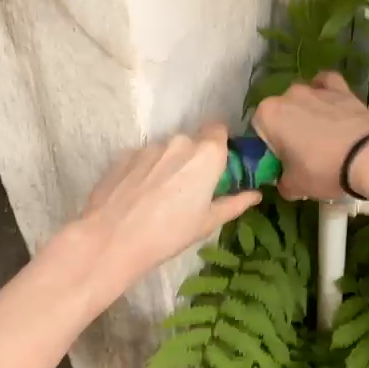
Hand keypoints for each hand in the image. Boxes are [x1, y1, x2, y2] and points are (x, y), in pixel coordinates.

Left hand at [62, 123, 260, 301]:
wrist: (113, 238)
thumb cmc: (170, 233)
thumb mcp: (208, 222)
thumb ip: (235, 203)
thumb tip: (255, 195)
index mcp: (207, 153)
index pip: (220, 129)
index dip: (220, 145)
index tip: (218, 167)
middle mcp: (180, 141)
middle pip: (192, 141)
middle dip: (193, 159)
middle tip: (189, 189)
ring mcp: (150, 147)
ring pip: (167, 150)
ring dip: (169, 165)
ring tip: (160, 196)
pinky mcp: (125, 155)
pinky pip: (144, 158)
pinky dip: (146, 171)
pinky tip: (139, 196)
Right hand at [252, 72, 368, 200]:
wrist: (368, 157)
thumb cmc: (323, 170)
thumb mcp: (295, 186)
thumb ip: (282, 182)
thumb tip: (285, 183)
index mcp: (268, 115)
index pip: (259, 129)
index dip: (269, 146)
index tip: (282, 161)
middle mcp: (288, 95)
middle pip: (281, 111)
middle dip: (287, 128)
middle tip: (302, 152)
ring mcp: (316, 89)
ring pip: (303, 98)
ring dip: (306, 112)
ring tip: (321, 134)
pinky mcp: (341, 88)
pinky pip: (326, 84)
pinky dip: (326, 91)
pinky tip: (330, 104)